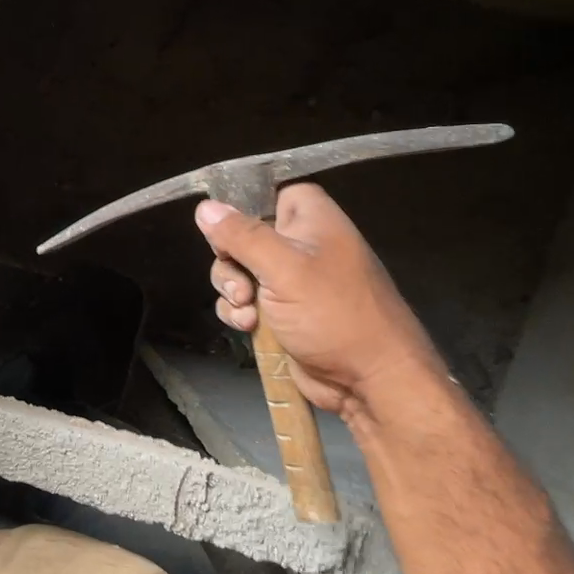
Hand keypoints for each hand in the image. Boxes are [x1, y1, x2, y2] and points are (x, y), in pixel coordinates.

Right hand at [196, 184, 447, 415]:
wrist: (369, 380)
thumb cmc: (334, 314)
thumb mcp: (284, 269)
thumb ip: (242, 236)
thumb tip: (205, 207)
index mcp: (313, 220)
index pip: (271, 193)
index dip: (246, 209)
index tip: (228, 229)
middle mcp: (301, 245)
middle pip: (242, 234)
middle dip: (229, 261)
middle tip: (241, 283)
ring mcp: (290, 280)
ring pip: (237, 270)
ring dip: (231, 290)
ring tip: (247, 310)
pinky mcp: (280, 311)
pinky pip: (243, 300)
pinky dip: (238, 312)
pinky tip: (249, 326)